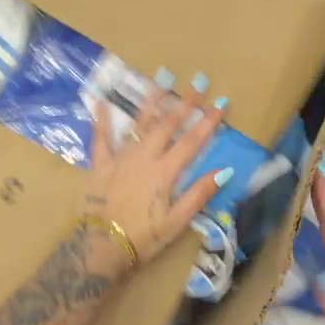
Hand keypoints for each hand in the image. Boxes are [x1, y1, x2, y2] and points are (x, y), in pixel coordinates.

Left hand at [82, 72, 229, 264]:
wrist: (100, 247)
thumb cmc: (142, 238)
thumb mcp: (176, 221)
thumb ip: (199, 194)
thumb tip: (225, 170)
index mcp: (165, 173)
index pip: (192, 142)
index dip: (208, 122)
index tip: (221, 103)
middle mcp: (144, 158)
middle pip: (167, 125)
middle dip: (184, 102)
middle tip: (198, 81)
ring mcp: (120, 158)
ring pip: (139, 124)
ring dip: (152, 100)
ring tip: (162, 77)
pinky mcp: (99, 165)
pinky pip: (100, 138)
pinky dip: (101, 119)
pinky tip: (101, 101)